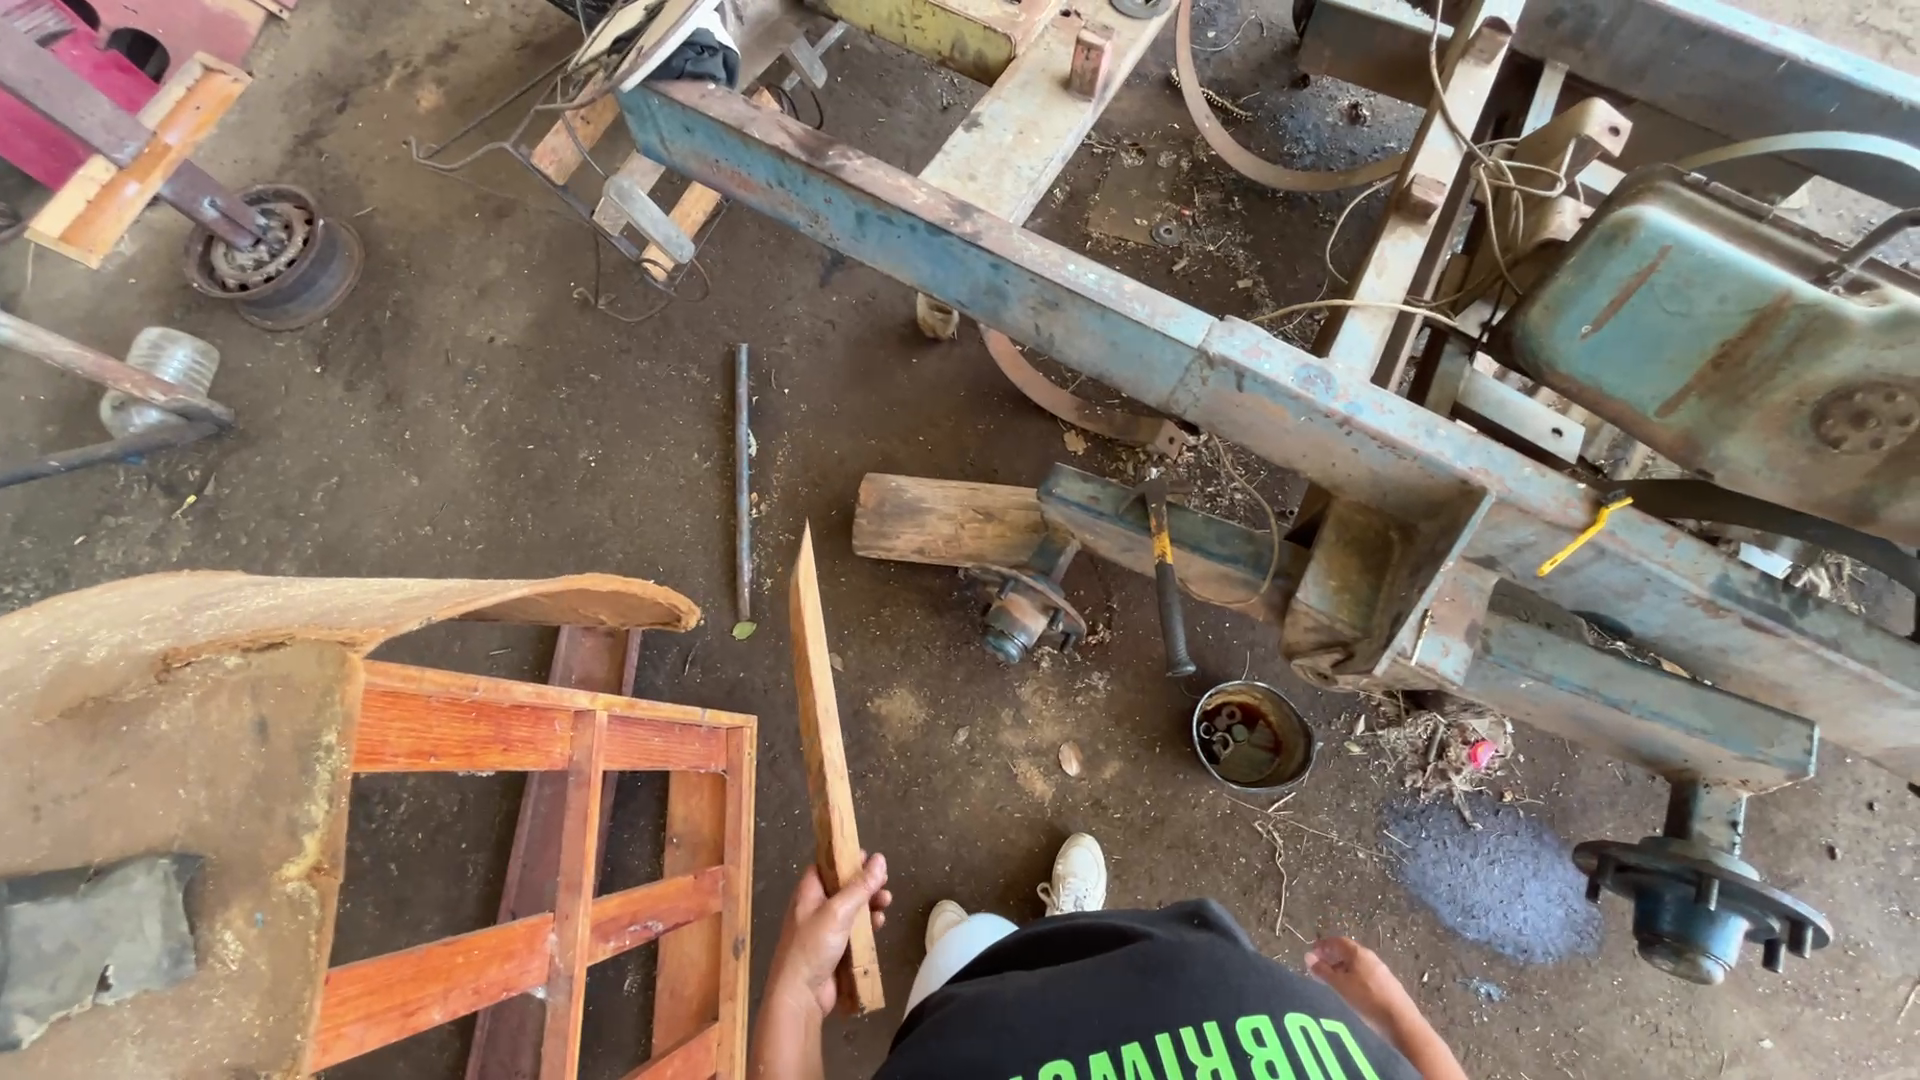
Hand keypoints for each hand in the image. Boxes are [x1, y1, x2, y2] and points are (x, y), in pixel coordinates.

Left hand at [764, 853, 890, 1018]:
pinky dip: (868, 924)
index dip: (846, 858)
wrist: (800, 996)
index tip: (869, 857)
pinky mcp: (836, 948)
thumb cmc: (813, 946)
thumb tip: (880, 859)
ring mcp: (826, 928)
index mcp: (809, 892)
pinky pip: (855, 929)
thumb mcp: (838, 911)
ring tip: (887, 902)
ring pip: (853, 907)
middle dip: (866, 882)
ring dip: (870, 903)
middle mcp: (816, 907)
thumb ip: (861, 886)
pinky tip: (879, 923)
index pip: (827, 865)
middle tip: (885, 881)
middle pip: (844, 886)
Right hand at [1304, 937, 1417, 1035]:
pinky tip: (1352, 993)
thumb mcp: (1340, 985)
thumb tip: (1308, 956)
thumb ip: (1322, 971)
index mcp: (1358, 953)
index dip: (1322, 946)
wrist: (1403, 1024)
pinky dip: (1354, 979)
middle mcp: (1371, 958)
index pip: (1337, 941)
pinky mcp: (1389, 987)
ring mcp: (1382, 972)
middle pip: (1347, 952)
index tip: (1311, 955)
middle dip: (1331, 959)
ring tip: (1333, 984)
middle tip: (1319, 970)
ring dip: (1342, 970)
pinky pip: (1366, 976)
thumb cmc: (1367, 1000)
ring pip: (1357, 966)